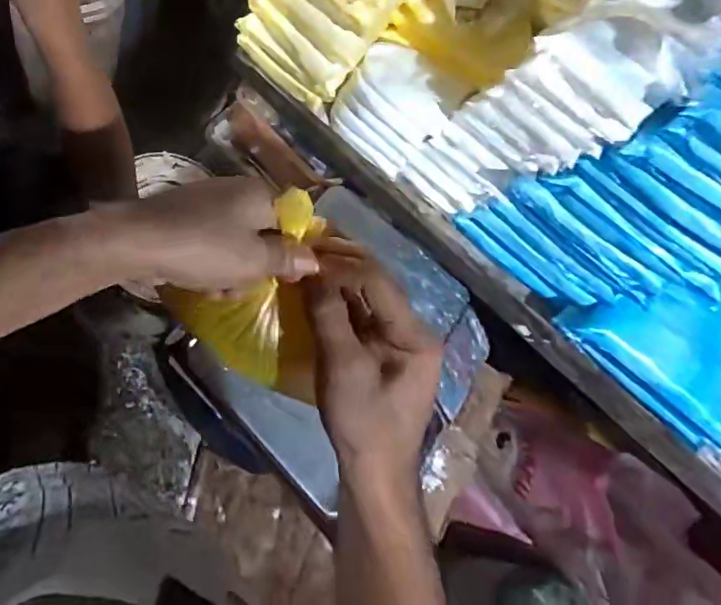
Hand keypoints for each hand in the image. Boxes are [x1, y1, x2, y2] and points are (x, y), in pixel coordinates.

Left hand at [108, 177, 318, 291]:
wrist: (136, 239)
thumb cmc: (204, 248)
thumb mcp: (252, 259)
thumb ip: (286, 258)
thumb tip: (315, 257)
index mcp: (258, 193)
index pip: (292, 220)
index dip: (294, 250)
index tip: (287, 277)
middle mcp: (236, 191)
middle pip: (263, 235)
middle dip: (254, 267)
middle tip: (238, 286)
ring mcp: (207, 203)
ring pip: (236, 245)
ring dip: (229, 272)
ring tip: (212, 288)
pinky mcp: (184, 217)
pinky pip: (210, 243)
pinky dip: (207, 264)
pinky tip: (195, 281)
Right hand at [307, 254, 442, 484]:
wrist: (373, 475)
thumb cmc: (363, 422)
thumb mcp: (343, 366)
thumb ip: (328, 314)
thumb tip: (309, 270)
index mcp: (414, 334)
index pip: (377, 280)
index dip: (341, 263)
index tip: (306, 255)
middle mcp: (411, 329)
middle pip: (375, 281)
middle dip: (341, 261)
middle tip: (306, 245)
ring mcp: (395, 339)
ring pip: (365, 294)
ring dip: (337, 276)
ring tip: (307, 259)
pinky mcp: (379, 349)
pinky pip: (358, 312)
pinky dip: (336, 297)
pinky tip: (314, 287)